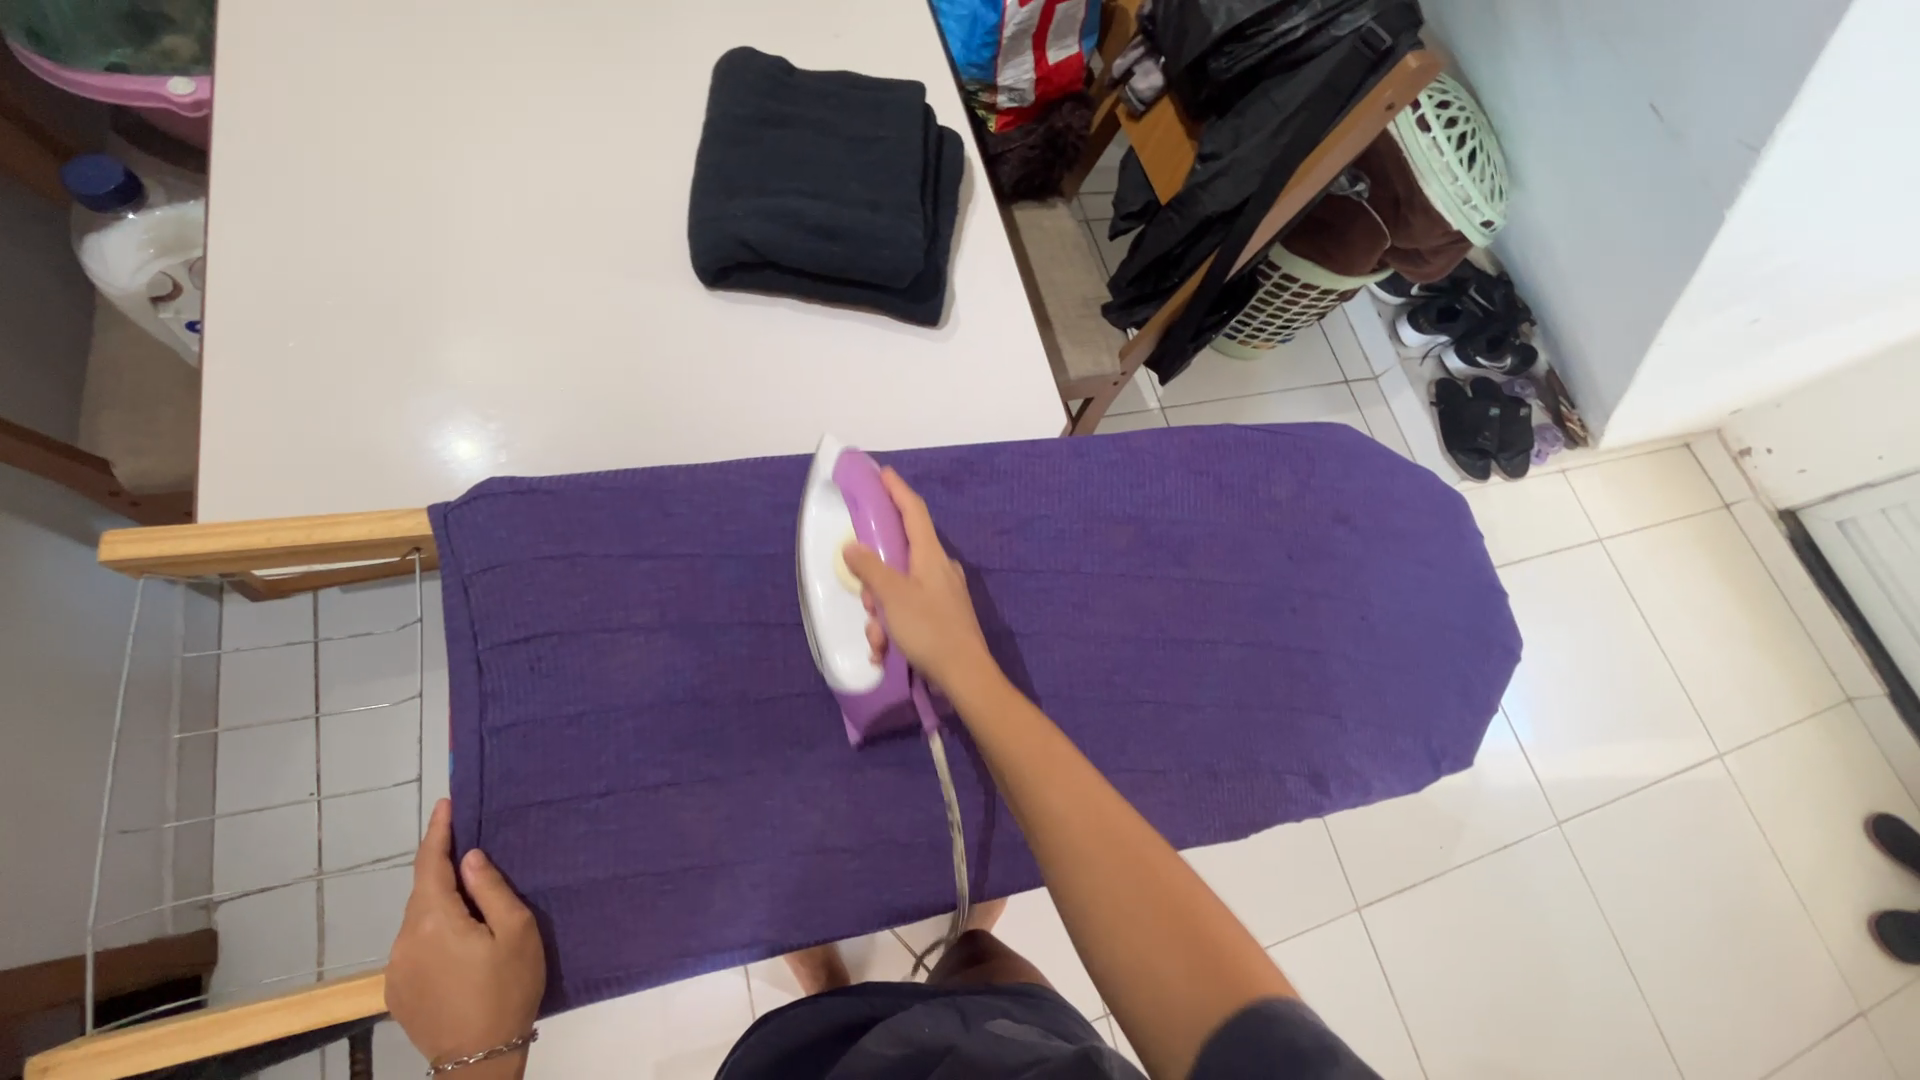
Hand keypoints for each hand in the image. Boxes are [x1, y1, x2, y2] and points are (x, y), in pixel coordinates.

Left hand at [387, 800, 545, 1068]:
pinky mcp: (397, 989)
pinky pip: (417, 944)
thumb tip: (470, 858)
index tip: (444, 803)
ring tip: (477, 907)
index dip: (437, 832)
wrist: (478, 1057)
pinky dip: (436, 931)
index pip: (431, 864)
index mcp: (435, 920)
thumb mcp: (516, 931)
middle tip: (475, 853)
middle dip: (445, 869)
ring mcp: (397, 967)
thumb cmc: (508, 987)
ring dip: (443, 903)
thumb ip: (492, 889)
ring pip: (420, 918)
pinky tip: (462, 943)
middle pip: (424, 891)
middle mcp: (405, 939)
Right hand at [843, 468, 998, 692]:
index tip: (883, 473)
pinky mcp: (941, 619)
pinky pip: (907, 615)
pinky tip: (886, 654)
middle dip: (874, 584)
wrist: (965, 675)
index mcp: (931, 555)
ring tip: (879, 642)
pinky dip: (892, 631)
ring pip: (897, 593)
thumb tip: (852, 546)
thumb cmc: (929, 629)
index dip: (897, 490)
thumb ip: (870, 569)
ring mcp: (941, 595)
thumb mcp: (892, 596)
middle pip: (897, 558)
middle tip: (869, 604)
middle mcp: (939, 569)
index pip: (913, 511)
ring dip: (880, 617)